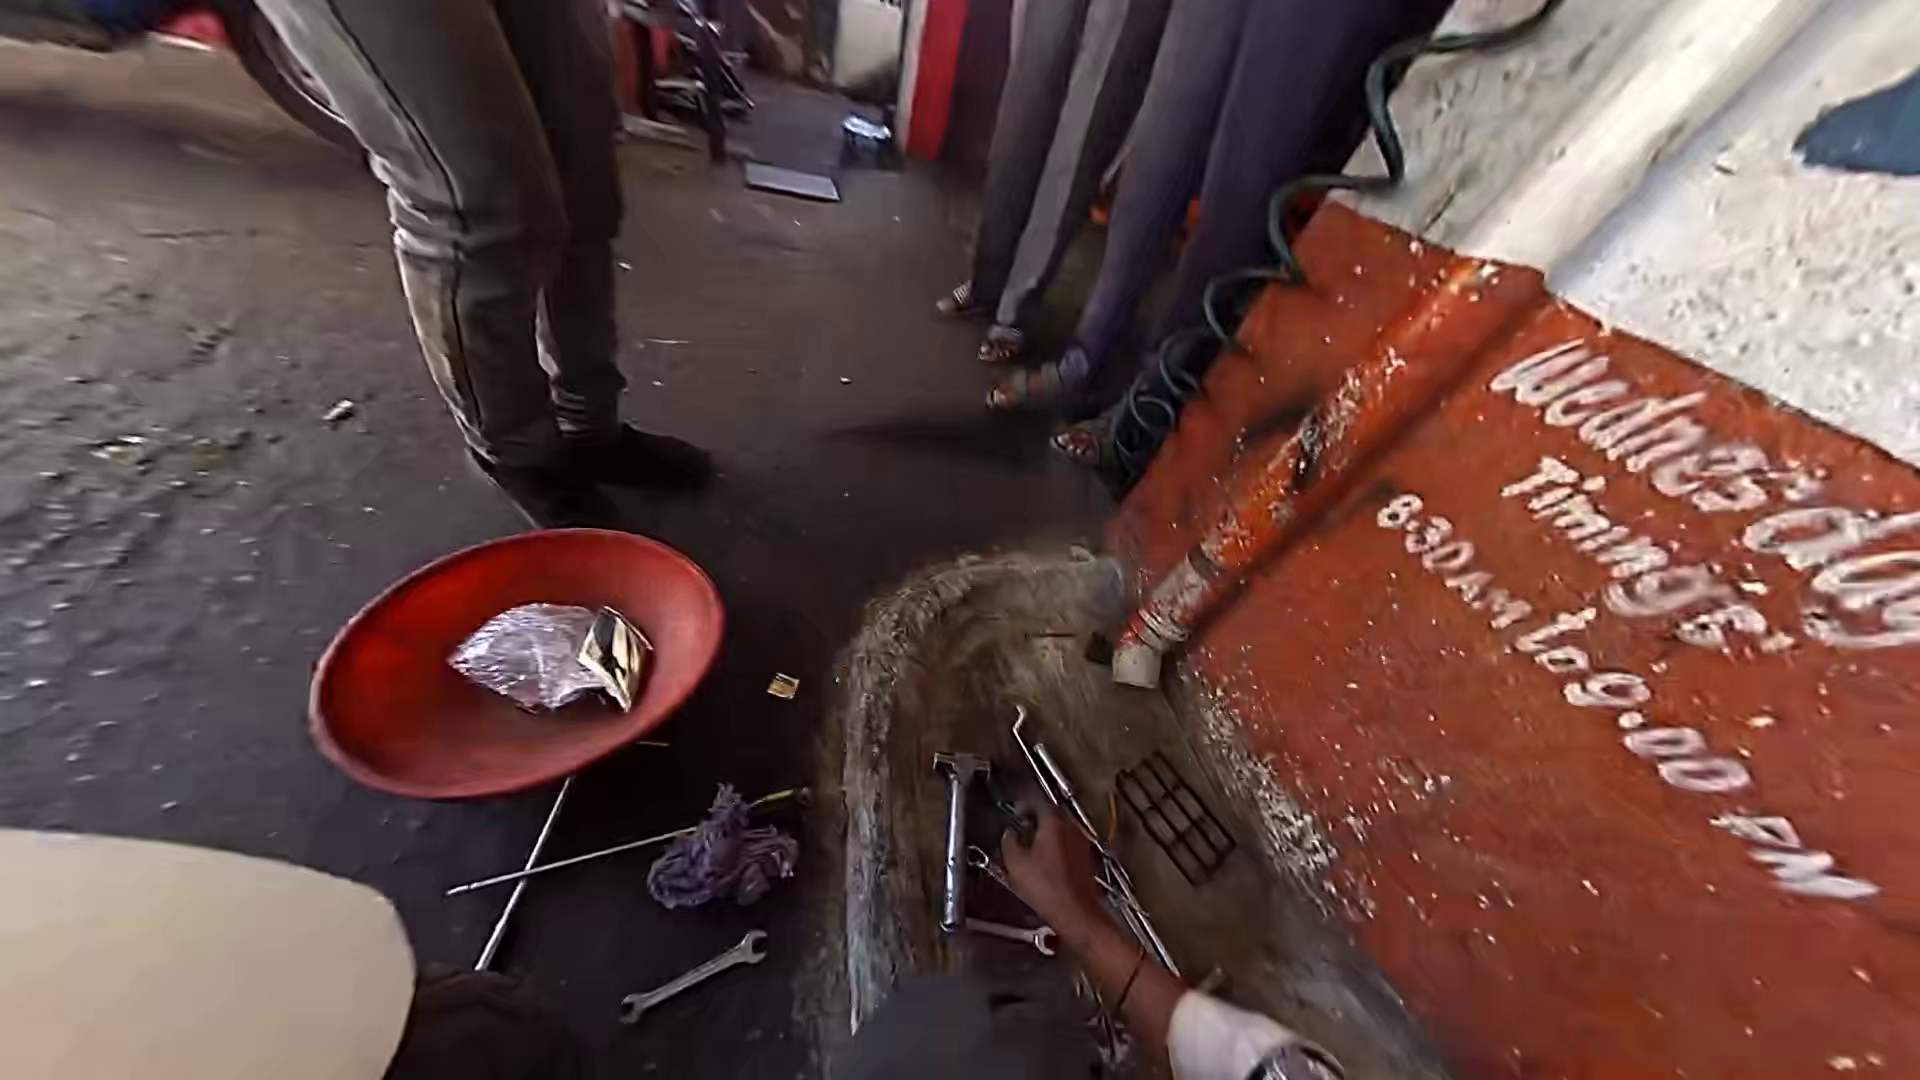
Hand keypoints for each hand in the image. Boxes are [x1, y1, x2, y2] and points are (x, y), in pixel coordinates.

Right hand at [998, 810, 1104, 938]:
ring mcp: (1081, 844)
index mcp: (1054, 822)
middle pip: (1051, 815)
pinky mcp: (1086, 861)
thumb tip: (1009, 835)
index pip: (1037, 803)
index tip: (1015, 813)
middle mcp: (1071, 828)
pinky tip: (1046, 865)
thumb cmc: (1047, 888)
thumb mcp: (1017, 864)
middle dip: (1035, 821)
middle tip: (1021, 830)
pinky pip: (1068, 846)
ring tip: (1032, 849)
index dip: (1023, 806)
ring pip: (1061, 831)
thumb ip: (1009, 842)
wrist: (1077, 915)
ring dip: (1046, 836)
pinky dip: (1057, 850)